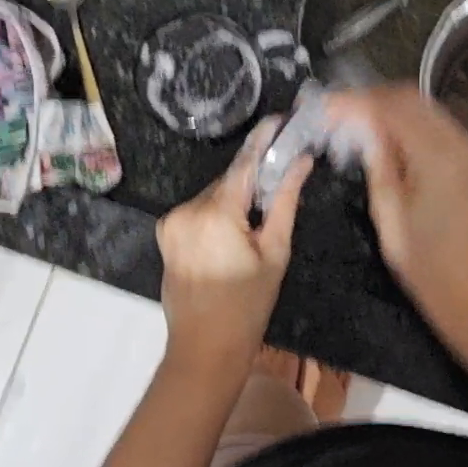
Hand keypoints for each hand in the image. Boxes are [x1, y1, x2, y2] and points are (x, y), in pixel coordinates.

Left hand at [156, 118, 312, 368]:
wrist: (205, 347)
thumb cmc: (248, 305)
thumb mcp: (275, 252)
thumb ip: (286, 202)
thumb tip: (301, 162)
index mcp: (216, 212)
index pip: (244, 163)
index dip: (263, 139)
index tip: (280, 119)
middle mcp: (187, 208)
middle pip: (228, 180)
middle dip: (253, 182)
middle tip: (280, 187)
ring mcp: (172, 221)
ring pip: (213, 195)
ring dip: (235, 200)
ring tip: (255, 227)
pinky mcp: (166, 233)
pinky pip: (198, 210)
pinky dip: (218, 213)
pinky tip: (232, 238)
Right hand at [325, 84, 467, 310]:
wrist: (462, 282)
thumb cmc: (419, 256)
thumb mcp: (386, 208)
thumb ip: (376, 157)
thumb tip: (359, 124)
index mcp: (437, 155)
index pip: (390, 109)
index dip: (354, 102)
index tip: (323, 106)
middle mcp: (459, 141)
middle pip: (409, 98)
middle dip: (368, 98)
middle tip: (334, 109)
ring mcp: (467, 146)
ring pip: (421, 106)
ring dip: (385, 106)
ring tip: (350, 117)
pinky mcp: (467, 154)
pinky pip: (431, 122)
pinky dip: (403, 119)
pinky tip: (380, 130)